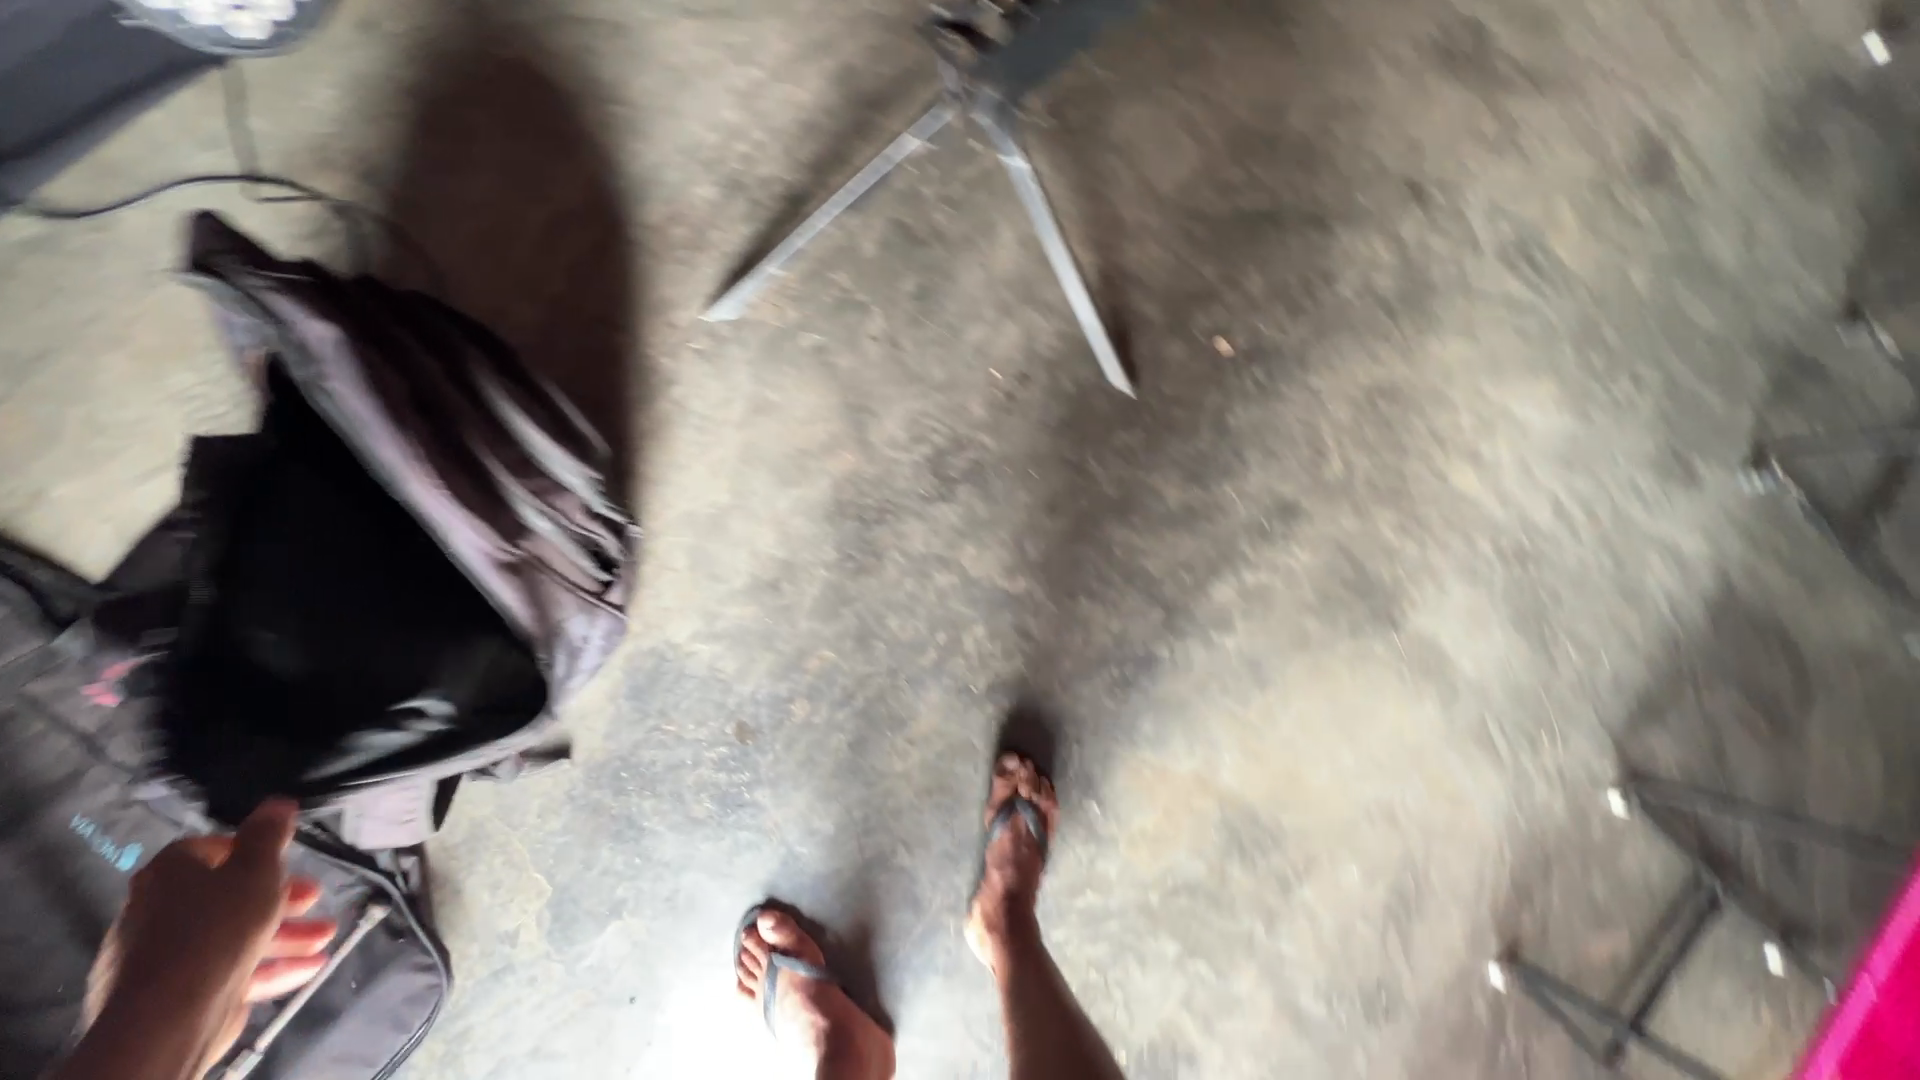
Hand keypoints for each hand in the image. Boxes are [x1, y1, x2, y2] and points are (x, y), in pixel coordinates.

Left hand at [58, 799, 336, 1079]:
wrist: (168, 1015)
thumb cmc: (218, 927)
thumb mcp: (257, 870)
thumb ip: (269, 835)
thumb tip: (277, 803)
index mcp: (169, 874)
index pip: (208, 847)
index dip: (251, 850)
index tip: (284, 860)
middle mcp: (156, 910)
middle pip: (227, 894)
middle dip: (280, 898)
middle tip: (314, 898)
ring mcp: (160, 955)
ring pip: (233, 934)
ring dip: (285, 933)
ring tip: (324, 938)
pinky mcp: (172, 992)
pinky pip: (227, 968)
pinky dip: (267, 965)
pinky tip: (306, 967)